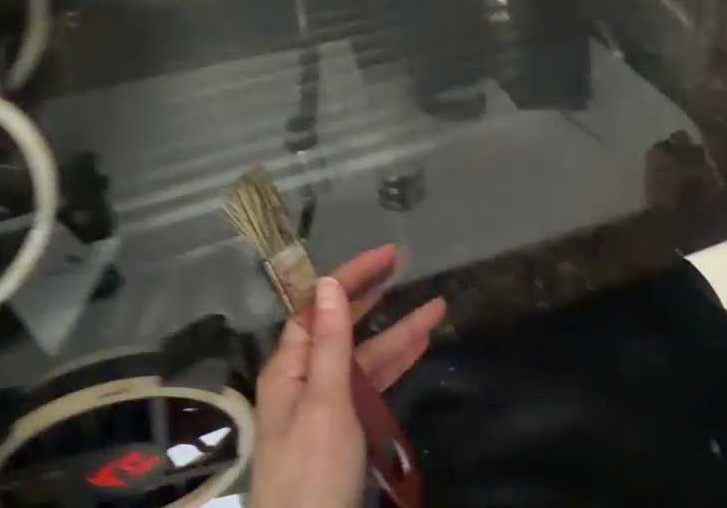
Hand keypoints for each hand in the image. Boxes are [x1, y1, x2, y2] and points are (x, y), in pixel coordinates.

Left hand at [250, 246, 445, 507]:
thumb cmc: (312, 471)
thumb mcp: (325, 403)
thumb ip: (330, 343)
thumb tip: (328, 284)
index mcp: (289, 368)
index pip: (318, 306)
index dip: (351, 277)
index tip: (387, 256)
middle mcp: (304, 379)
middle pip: (341, 326)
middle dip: (375, 296)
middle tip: (406, 265)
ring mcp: (324, 405)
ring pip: (364, 356)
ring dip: (397, 332)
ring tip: (437, 307)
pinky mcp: (343, 428)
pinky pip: (370, 384)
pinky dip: (394, 364)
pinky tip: (420, 347)